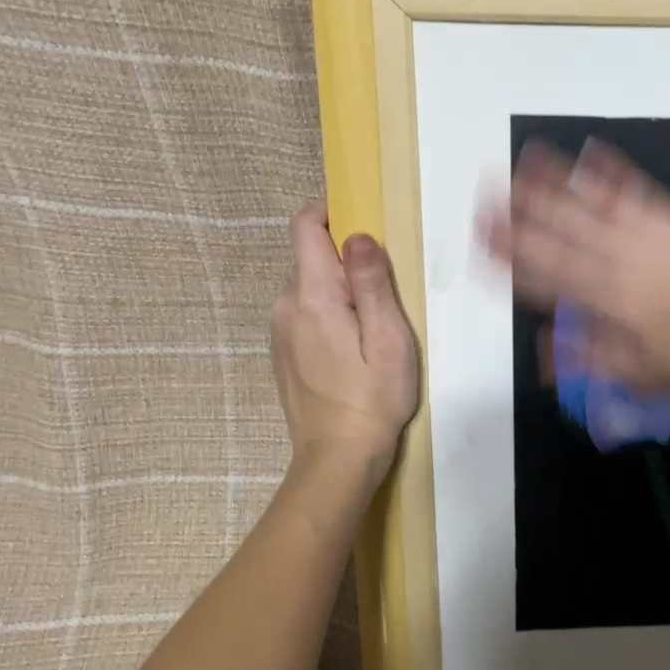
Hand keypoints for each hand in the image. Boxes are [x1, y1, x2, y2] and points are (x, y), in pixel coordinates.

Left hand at [270, 204, 418, 483]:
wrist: (337, 458)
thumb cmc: (373, 398)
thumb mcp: (389, 339)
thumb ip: (372, 284)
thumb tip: (358, 235)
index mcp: (313, 296)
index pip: (304, 227)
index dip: (330, 211)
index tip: (364, 222)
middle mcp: (286, 305)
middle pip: (312, 258)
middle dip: (349, 262)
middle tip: (389, 294)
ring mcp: (280, 330)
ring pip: (312, 288)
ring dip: (342, 293)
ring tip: (375, 328)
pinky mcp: (283, 352)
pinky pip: (307, 314)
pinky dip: (331, 316)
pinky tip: (354, 351)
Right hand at [481, 140, 669, 393]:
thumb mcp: (636, 373)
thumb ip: (586, 356)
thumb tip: (540, 349)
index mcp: (605, 299)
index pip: (543, 270)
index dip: (508, 251)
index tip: (480, 235)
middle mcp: (619, 259)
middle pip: (559, 227)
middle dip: (518, 208)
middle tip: (486, 188)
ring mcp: (648, 233)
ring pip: (591, 202)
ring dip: (555, 181)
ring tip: (524, 159)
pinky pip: (634, 190)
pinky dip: (609, 172)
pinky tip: (590, 153)